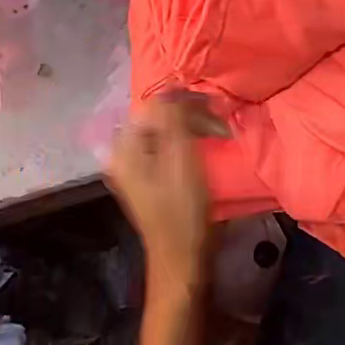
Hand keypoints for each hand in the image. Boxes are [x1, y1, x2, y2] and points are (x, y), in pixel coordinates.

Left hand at [105, 93, 226, 293]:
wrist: (181, 259)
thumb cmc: (183, 211)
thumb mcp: (181, 159)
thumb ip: (173, 118)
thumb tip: (173, 85)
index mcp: (125, 146)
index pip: (153, 104)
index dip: (186, 100)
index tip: (216, 105)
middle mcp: (122, 153)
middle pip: (157, 118)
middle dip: (190, 115)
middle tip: (221, 123)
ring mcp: (133, 168)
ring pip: (163, 132)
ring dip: (191, 128)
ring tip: (219, 134)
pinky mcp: (147, 179)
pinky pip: (165, 147)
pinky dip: (186, 142)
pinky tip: (205, 147)